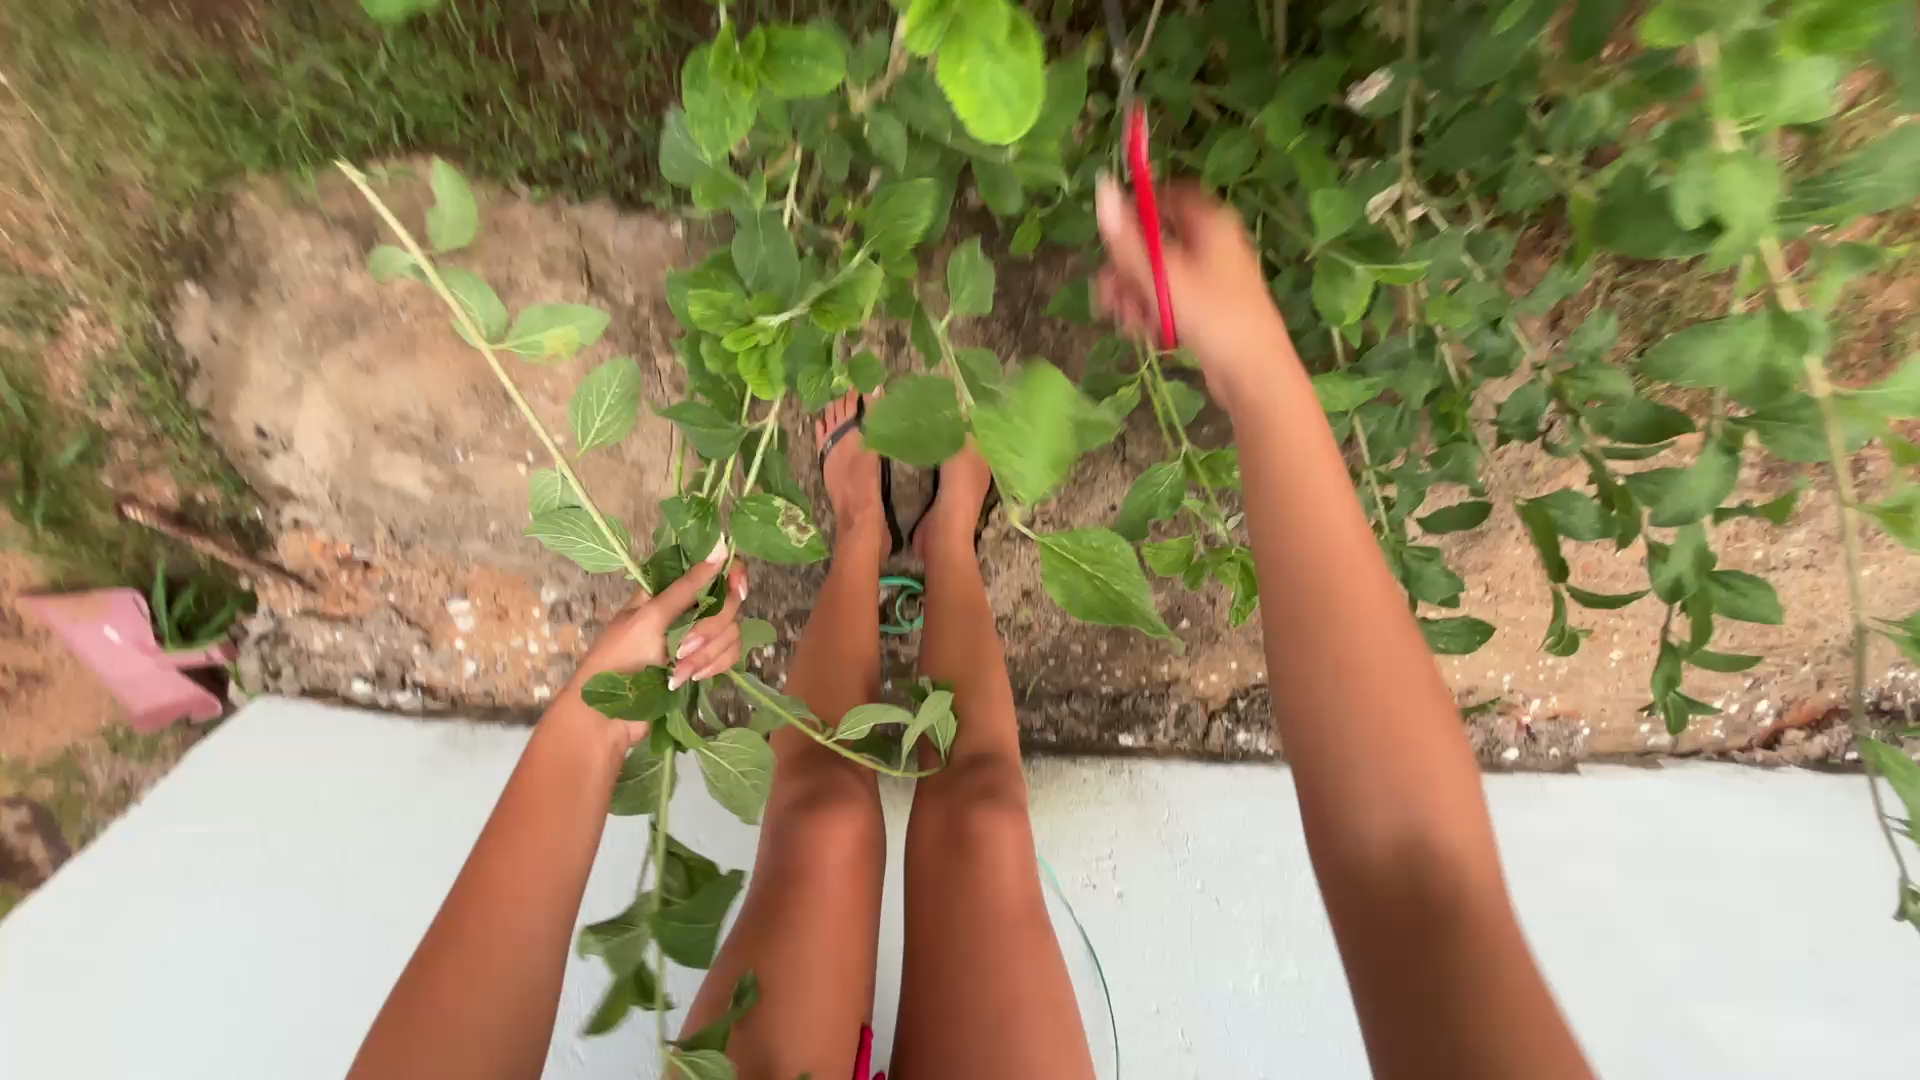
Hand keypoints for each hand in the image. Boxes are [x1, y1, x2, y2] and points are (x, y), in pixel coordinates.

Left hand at [559, 553, 749, 746]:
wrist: (608, 716)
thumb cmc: (619, 659)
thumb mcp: (650, 617)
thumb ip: (688, 586)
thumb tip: (720, 549)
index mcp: (669, 589)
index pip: (715, 570)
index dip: (731, 577)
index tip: (736, 590)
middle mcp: (688, 608)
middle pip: (728, 604)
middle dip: (709, 630)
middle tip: (682, 647)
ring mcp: (697, 635)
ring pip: (731, 632)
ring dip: (706, 654)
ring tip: (677, 672)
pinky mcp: (704, 661)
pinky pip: (730, 655)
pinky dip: (712, 667)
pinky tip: (689, 678)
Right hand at [1094, 174, 1298, 401]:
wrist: (1252, 371)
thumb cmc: (1213, 317)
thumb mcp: (1163, 277)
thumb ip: (1129, 239)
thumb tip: (1102, 188)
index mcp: (1210, 222)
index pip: (1166, 197)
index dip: (1135, 213)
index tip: (1110, 240)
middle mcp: (1211, 244)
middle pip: (1155, 243)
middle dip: (1126, 271)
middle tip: (1108, 296)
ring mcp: (1210, 278)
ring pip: (1158, 276)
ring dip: (1135, 297)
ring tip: (1129, 323)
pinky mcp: (1206, 308)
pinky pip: (1169, 300)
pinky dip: (1153, 313)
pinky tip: (1145, 333)